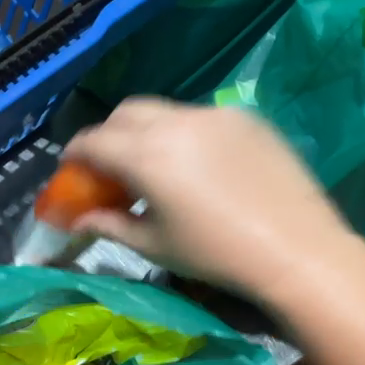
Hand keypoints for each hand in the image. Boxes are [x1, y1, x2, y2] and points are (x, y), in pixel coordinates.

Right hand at [61, 98, 357, 302]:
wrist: (295, 248)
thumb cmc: (213, 253)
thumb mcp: (152, 244)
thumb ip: (110, 225)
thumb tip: (80, 221)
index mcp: (146, 155)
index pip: (94, 140)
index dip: (74, 153)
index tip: (69, 168)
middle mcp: (177, 123)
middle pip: (126, 112)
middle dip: (107, 134)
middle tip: (106, 166)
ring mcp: (216, 115)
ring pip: (164, 111)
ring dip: (144, 132)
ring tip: (151, 168)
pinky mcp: (246, 119)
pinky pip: (199, 118)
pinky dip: (181, 134)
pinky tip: (193, 168)